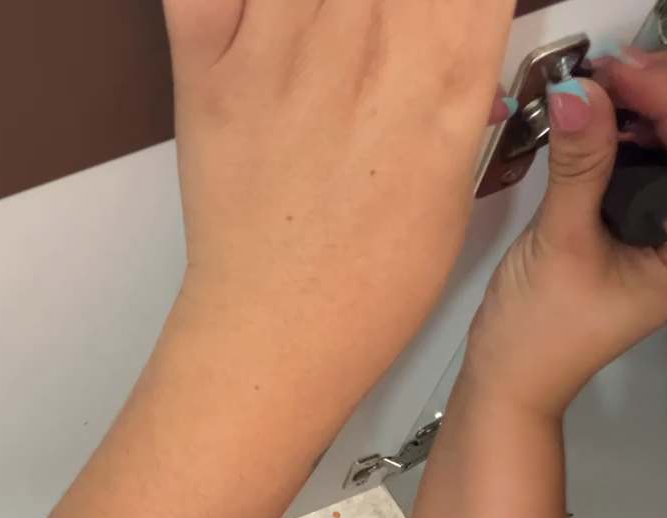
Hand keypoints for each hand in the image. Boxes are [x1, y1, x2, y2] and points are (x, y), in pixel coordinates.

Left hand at [163, 0, 515, 379]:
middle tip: (365, 26)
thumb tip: (449, 31)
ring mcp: (282, 51)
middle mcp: (371, 42)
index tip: (427, 6)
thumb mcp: (454, 181)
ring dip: (311, 2)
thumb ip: (455, 82)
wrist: (281, 335)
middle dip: (378, 0)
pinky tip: (253, 16)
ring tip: (314, 33)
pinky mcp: (211, 72)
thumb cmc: (365, 287)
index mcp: (447, 70)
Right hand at [466, 49, 666, 416]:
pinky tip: (606, 119)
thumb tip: (579, 91)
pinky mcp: (639, 231)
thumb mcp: (558, 246)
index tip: (622, 70)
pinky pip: (659, 166)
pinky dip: (641, 132)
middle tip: (615, 69)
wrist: (510, 383)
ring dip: (662, 107)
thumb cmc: (536, 334)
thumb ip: (578, 167)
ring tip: (609, 86)